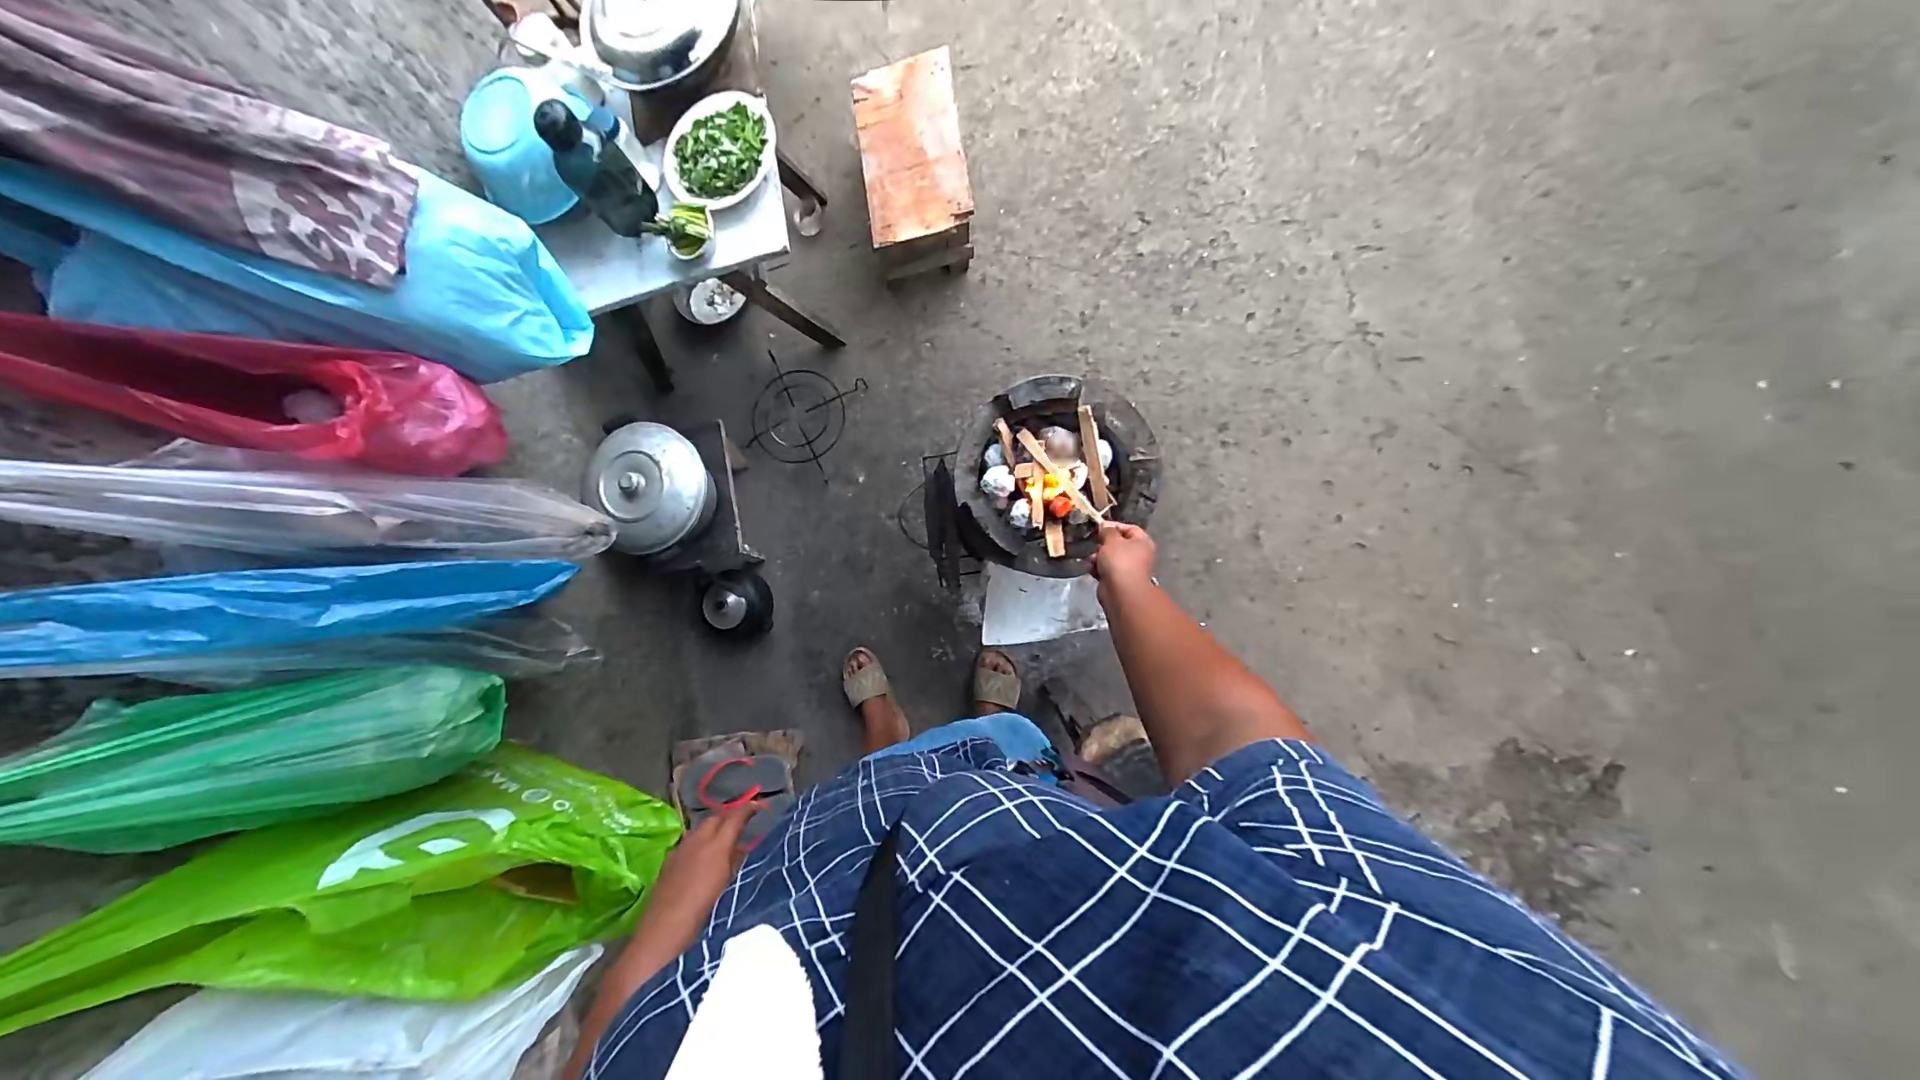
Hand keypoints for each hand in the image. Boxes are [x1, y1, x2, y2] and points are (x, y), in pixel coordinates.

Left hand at [637, 802, 757, 941]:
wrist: (664, 932)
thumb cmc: (706, 911)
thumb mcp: (730, 884)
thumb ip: (736, 861)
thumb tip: (742, 847)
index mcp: (717, 845)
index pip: (735, 816)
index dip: (748, 808)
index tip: (759, 807)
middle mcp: (697, 840)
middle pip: (716, 817)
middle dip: (729, 815)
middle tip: (742, 822)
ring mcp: (680, 849)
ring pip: (700, 828)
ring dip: (713, 827)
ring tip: (724, 838)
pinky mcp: (669, 861)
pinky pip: (688, 841)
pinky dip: (699, 841)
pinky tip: (702, 856)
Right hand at [1092, 521, 1156, 591]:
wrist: (1120, 591)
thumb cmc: (1120, 561)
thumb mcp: (1112, 539)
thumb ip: (1107, 530)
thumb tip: (1105, 527)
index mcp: (1142, 542)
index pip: (1129, 528)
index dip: (1114, 525)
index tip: (1099, 526)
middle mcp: (1137, 554)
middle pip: (1118, 543)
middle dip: (1104, 543)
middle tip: (1094, 542)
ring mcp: (1127, 568)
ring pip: (1109, 557)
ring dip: (1098, 556)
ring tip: (1092, 558)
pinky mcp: (1116, 579)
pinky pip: (1105, 569)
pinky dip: (1097, 568)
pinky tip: (1091, 568)